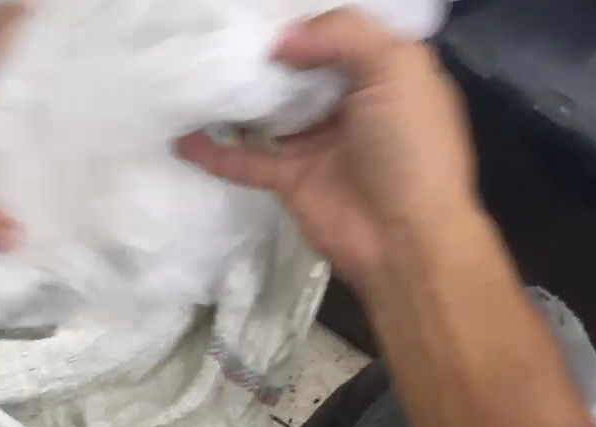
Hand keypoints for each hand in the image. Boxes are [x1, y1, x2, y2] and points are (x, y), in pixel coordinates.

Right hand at [175, 8, 477, 278]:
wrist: (403, 236)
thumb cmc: (410, 146)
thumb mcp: (396, 67)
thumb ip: (342, 36)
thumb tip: (279, 40)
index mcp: (384, 73)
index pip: (340, 38)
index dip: (307, 26)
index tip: (264, 18)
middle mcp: (349, 105)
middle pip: (300, 74)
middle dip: (268, 59)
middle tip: (226, 43)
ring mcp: (316, 145)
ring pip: (270, 116)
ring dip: (238, 101)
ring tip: (200, 78)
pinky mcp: (290, 182)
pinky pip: (247, 162)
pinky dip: (216, 153)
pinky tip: (184, 139)